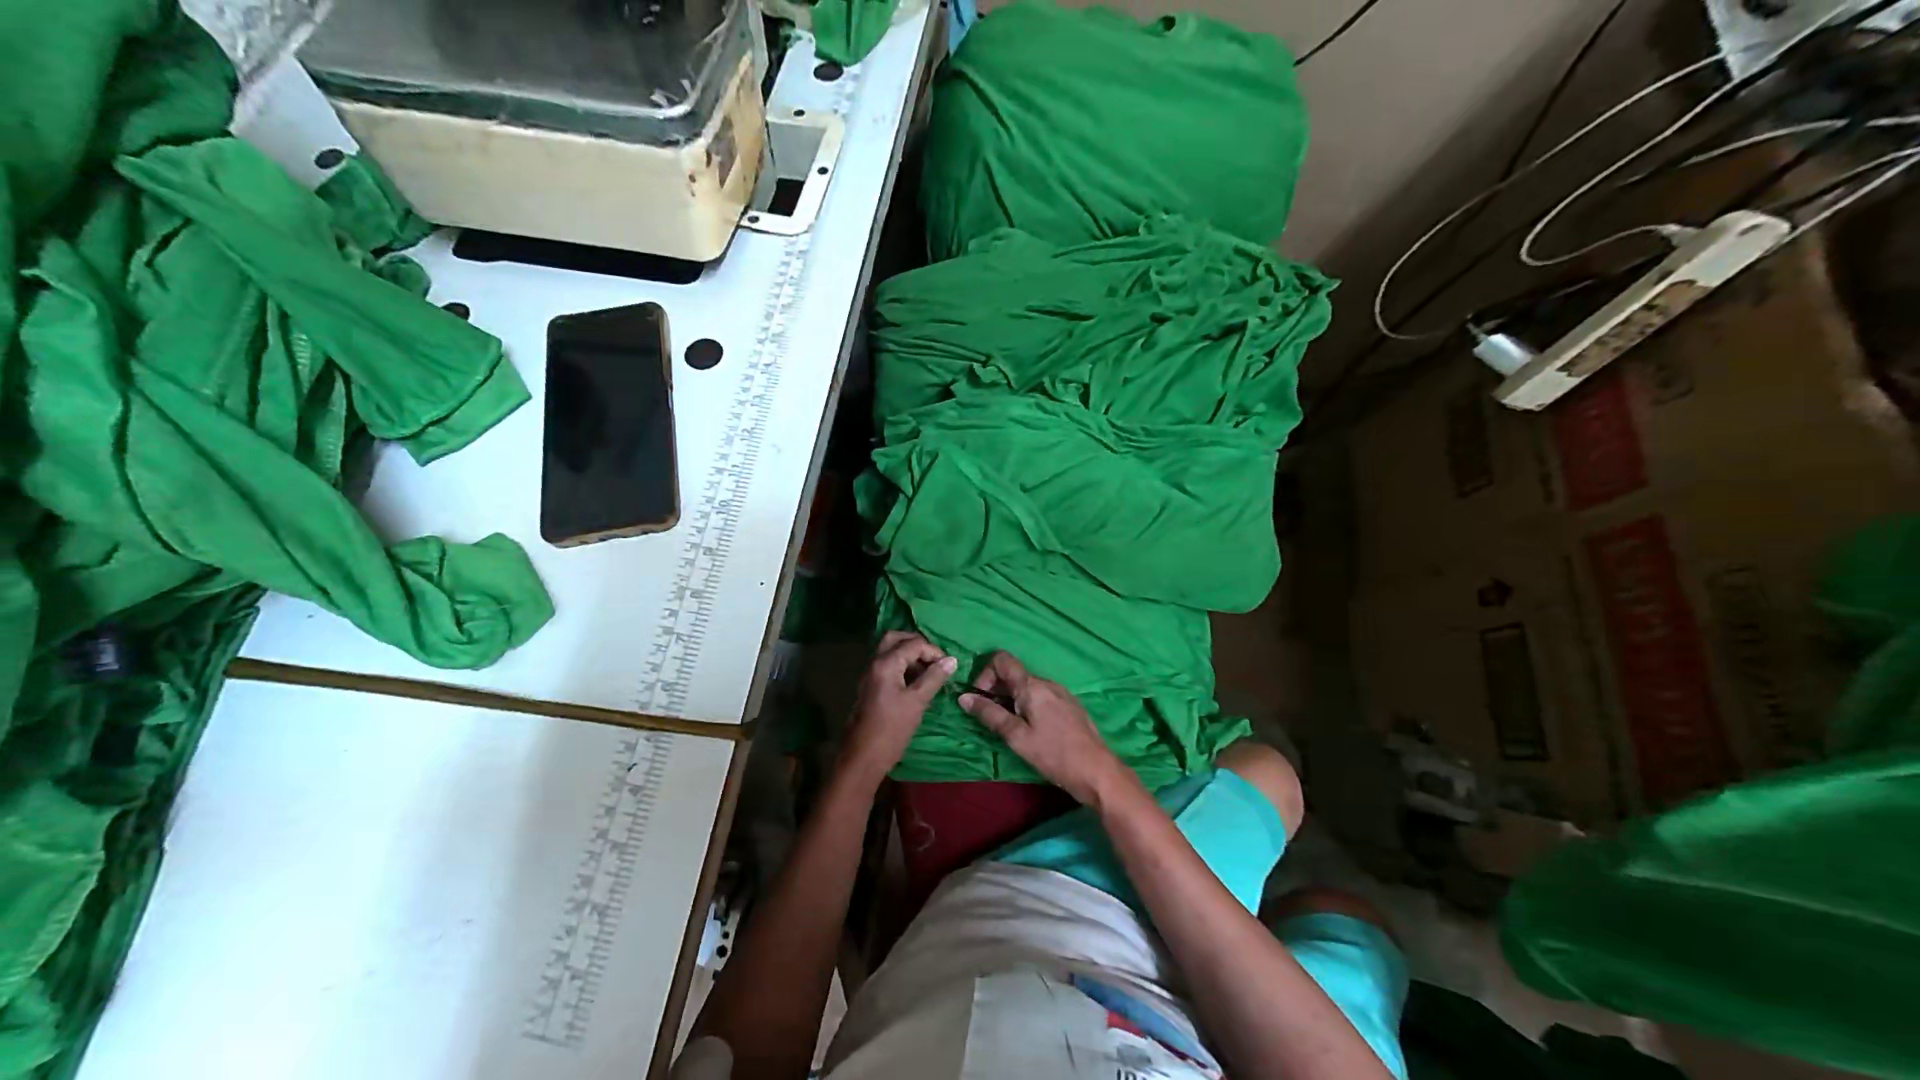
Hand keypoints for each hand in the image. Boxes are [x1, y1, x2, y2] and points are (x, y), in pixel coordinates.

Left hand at [840, 631, 955, 785]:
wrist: (864, 756)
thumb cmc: (892, 729)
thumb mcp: (918, 702)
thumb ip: (934, 677)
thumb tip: (952, 660)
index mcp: (885, 663)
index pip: (913, 644)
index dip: (934, 652)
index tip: (948, 666)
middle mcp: (874, 662)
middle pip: (896, 638)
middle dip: (917, 644)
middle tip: (935, 660)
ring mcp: (870, 674)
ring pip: (890, 651)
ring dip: (910, 654)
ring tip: (929, 671)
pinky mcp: (871, 685)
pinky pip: (887, 664)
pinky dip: (902, 665)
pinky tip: (917, 681)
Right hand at [959, 651, 1135, 806]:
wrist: (1097, 771)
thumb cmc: (1053, 754)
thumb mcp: (1016, 737)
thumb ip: (989, 714)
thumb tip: (964, 697)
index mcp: (1032, 685)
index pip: (1002, 659)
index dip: (985, 673)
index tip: (980, 698)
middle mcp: (1047, 682)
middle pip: (1014, 674)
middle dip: (996, 690)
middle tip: (990, 717)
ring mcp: (1061, 693)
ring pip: (1028, 687)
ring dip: (1011, 699)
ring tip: (1009, 727)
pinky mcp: (1069, 706)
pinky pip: (1041, 696)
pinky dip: (1028, 705)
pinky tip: (1030, 730)